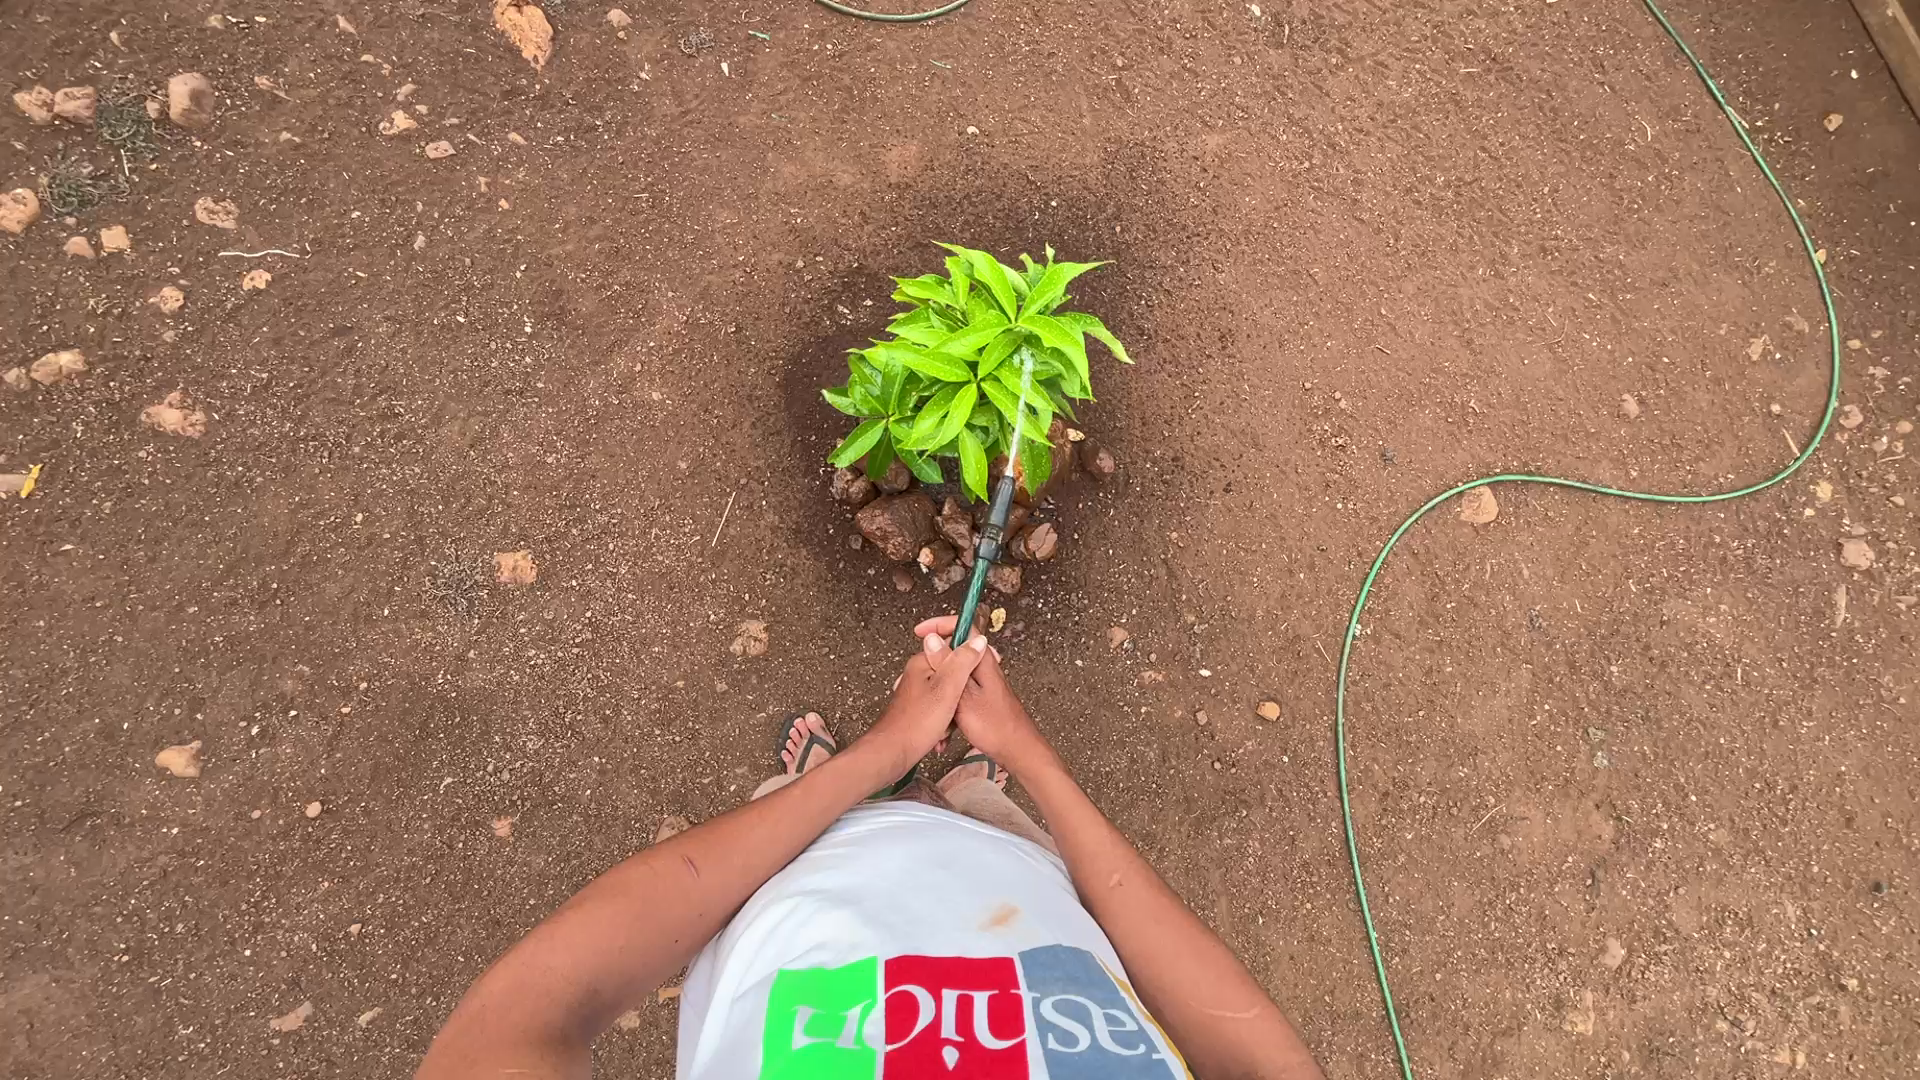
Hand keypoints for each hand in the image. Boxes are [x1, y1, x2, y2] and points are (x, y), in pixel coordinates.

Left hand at [863, 628, 991, 773]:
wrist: (892, 753)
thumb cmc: (915, 723)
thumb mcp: (947, 687)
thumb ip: (962, 661)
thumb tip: (977, 640)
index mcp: (924, 662)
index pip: (954, 646)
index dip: (971, 658)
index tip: (980, 671)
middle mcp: (919, 673)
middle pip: (954, 672)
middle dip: (963, 691)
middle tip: (963, 704)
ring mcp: (918, 691)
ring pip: (949, 693)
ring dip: (955, 710)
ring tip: (950, 723)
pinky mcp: (919, 708)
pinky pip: (941, 709)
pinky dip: (945, 721)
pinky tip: (942, 734)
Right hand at [912, 617, 1057, 776]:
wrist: (1017, 751)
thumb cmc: (996, 727)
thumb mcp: (964, 696)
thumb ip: (948, 666)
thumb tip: (932, 640)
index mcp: (982, 660)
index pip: (961, 627)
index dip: (939, 625)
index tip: (920, 631)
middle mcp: (983, 666)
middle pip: (953, 651)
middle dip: (933, 662)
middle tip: (917, 673)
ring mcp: (982, 682)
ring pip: (953, 674)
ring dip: (939, 688)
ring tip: (929, 706)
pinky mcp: (980, 697)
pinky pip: (957, 692)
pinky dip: (947, 704)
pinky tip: (943, 725)